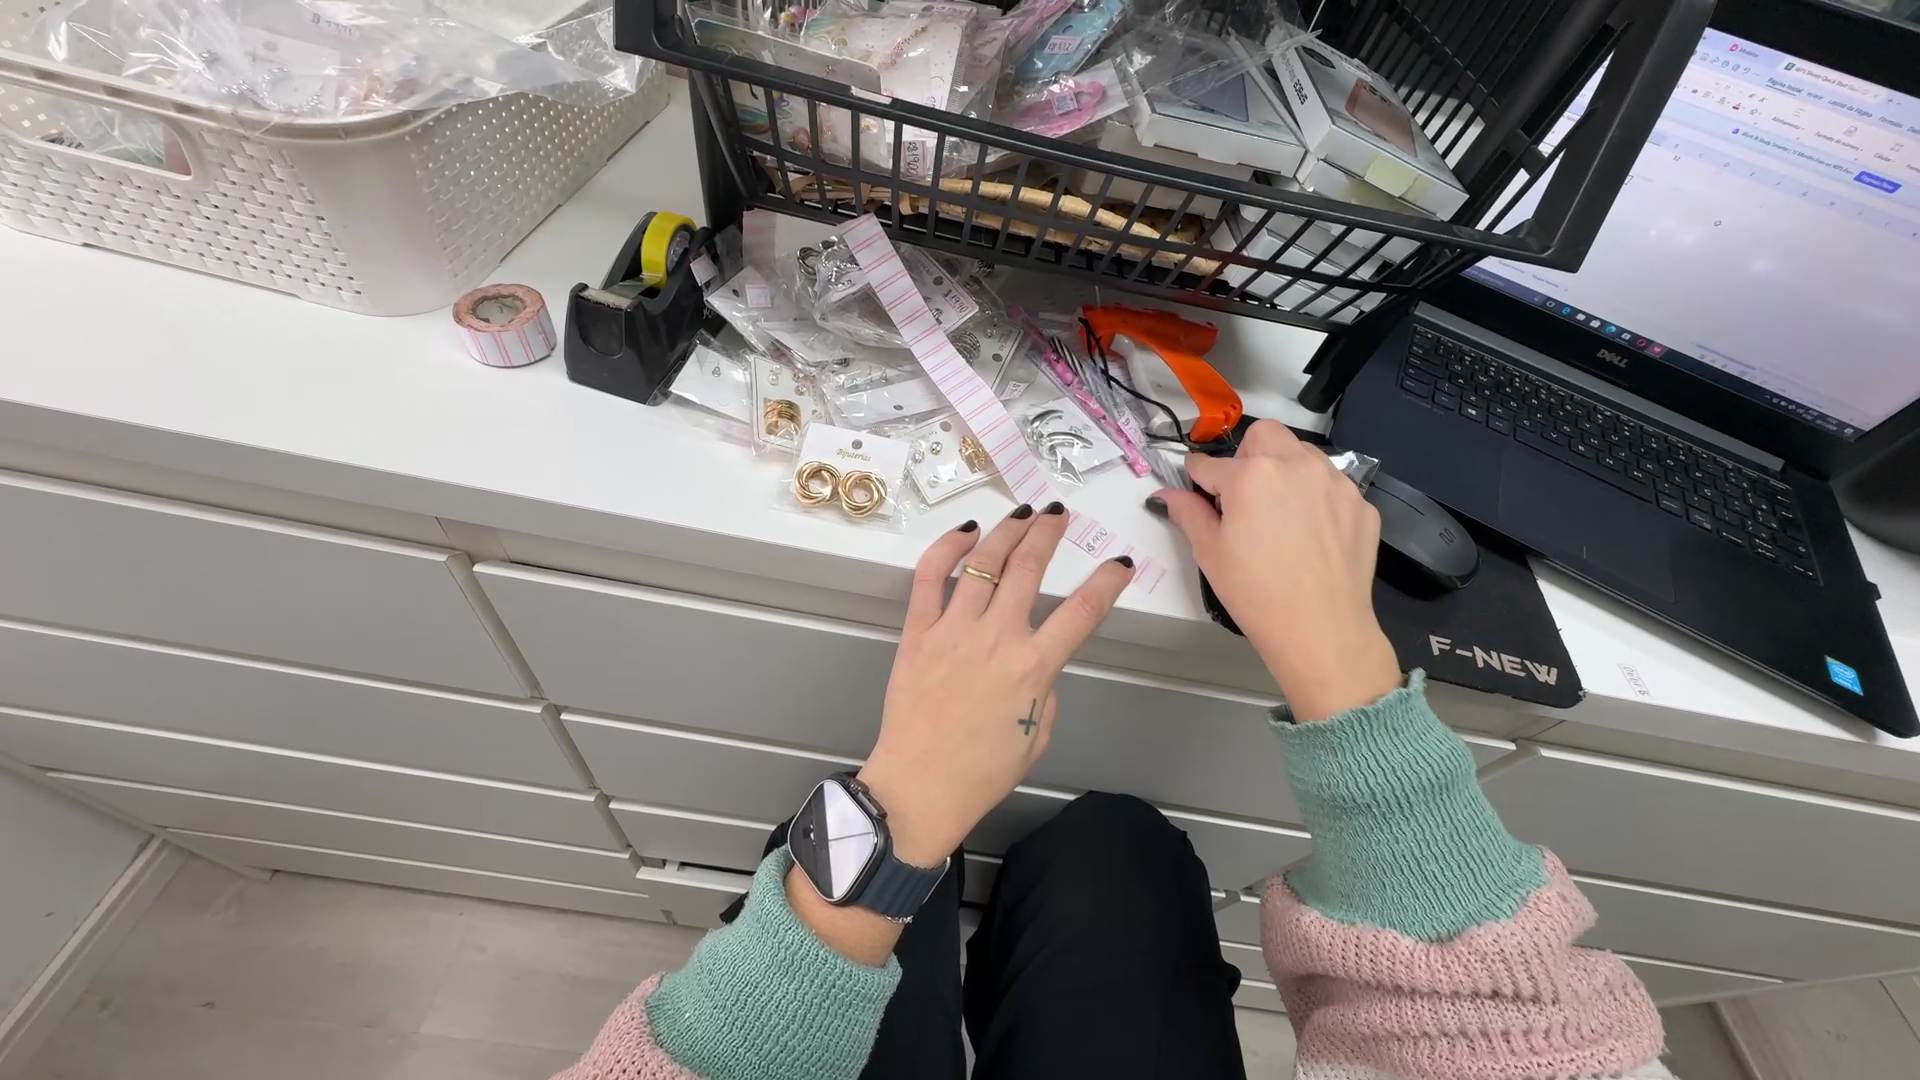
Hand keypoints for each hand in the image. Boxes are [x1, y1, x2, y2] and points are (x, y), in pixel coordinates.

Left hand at [858, 503, 1136, 865]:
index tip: (1119, 564)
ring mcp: (953, 630)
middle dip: (1049, 533)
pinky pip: (929, 578)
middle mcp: (996, 638)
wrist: (919, 788)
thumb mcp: (1037, 735)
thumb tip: (1035, 658)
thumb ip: (1043, 688)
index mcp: (1033, 667)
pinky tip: (965, 532)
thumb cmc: (982, 772)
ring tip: (1022, 513)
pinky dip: (946, 548)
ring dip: (1007, 531)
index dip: (1107, 583)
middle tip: (1059, 515)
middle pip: (1030, 568)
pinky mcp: (918, 632)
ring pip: (984, 563)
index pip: (1082, 612)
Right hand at [1155, 420, 1401, 721]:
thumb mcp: (1209, 552)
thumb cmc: (1255, 592)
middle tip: (1241, 495)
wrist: (1321, 630)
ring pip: (1303, 454)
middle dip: (1247, 454)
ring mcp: (1336, 482)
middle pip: (1264, 435)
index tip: (1195, 490)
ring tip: (1278, 515)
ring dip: (1284, 470)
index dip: (1195, 477)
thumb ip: (1187, 512)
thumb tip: (1163, 495)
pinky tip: (1309, 535)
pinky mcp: (1361, 504)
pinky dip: (1315, 498)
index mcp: (1251, 474)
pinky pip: (1331, 485)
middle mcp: (1297, 465)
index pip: (1209, 462)